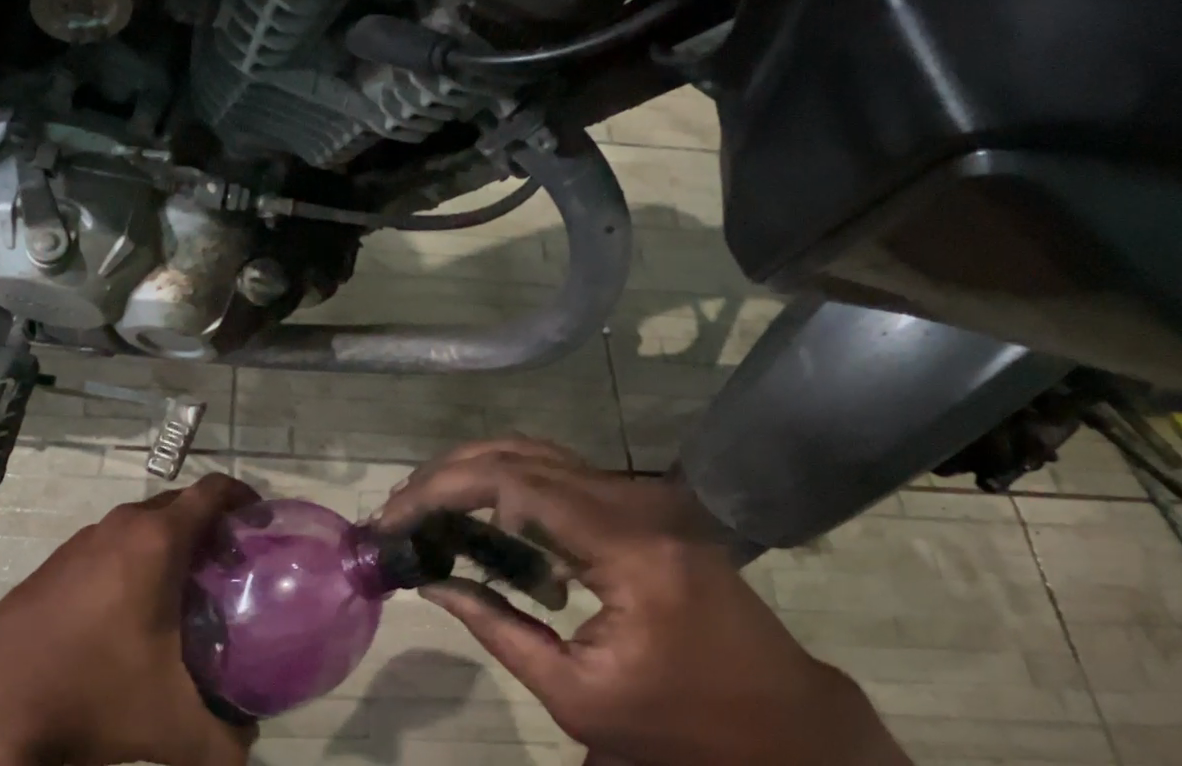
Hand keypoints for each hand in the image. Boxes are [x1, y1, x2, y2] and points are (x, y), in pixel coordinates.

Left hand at [0, 473, 260, 765]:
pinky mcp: (47, 569)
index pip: (211, 491)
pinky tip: (124, 618)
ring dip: (164, 547)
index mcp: (154, 543)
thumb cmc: (94, 701)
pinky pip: (102, 551)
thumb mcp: (174, 729)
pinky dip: (126, 566)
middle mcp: (116, 529)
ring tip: (181, 595)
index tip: (262, 522)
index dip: (243, 496)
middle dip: (207, 526)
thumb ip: (227, 742)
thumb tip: (249, 746)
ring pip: (135, 528)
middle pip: (175, 505)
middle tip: (229, 567)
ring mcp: (76, 545)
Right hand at [376, 437, 910, 765]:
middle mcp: (635, 503)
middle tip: (398, 508)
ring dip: (475, 470)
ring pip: (539, 454)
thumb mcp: (580, 697)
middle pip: (522, 455)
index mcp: (627, 549)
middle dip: (449, 473)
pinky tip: (477, 512)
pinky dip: (508, 482)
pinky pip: (561, 476)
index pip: (516, 485)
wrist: (787, 726)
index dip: (444, 490)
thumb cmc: (684, 728)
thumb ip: (499, 629)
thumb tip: (433, 582)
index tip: (395, 519)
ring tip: (424, 505)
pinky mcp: (643, 506)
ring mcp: (644, 498)